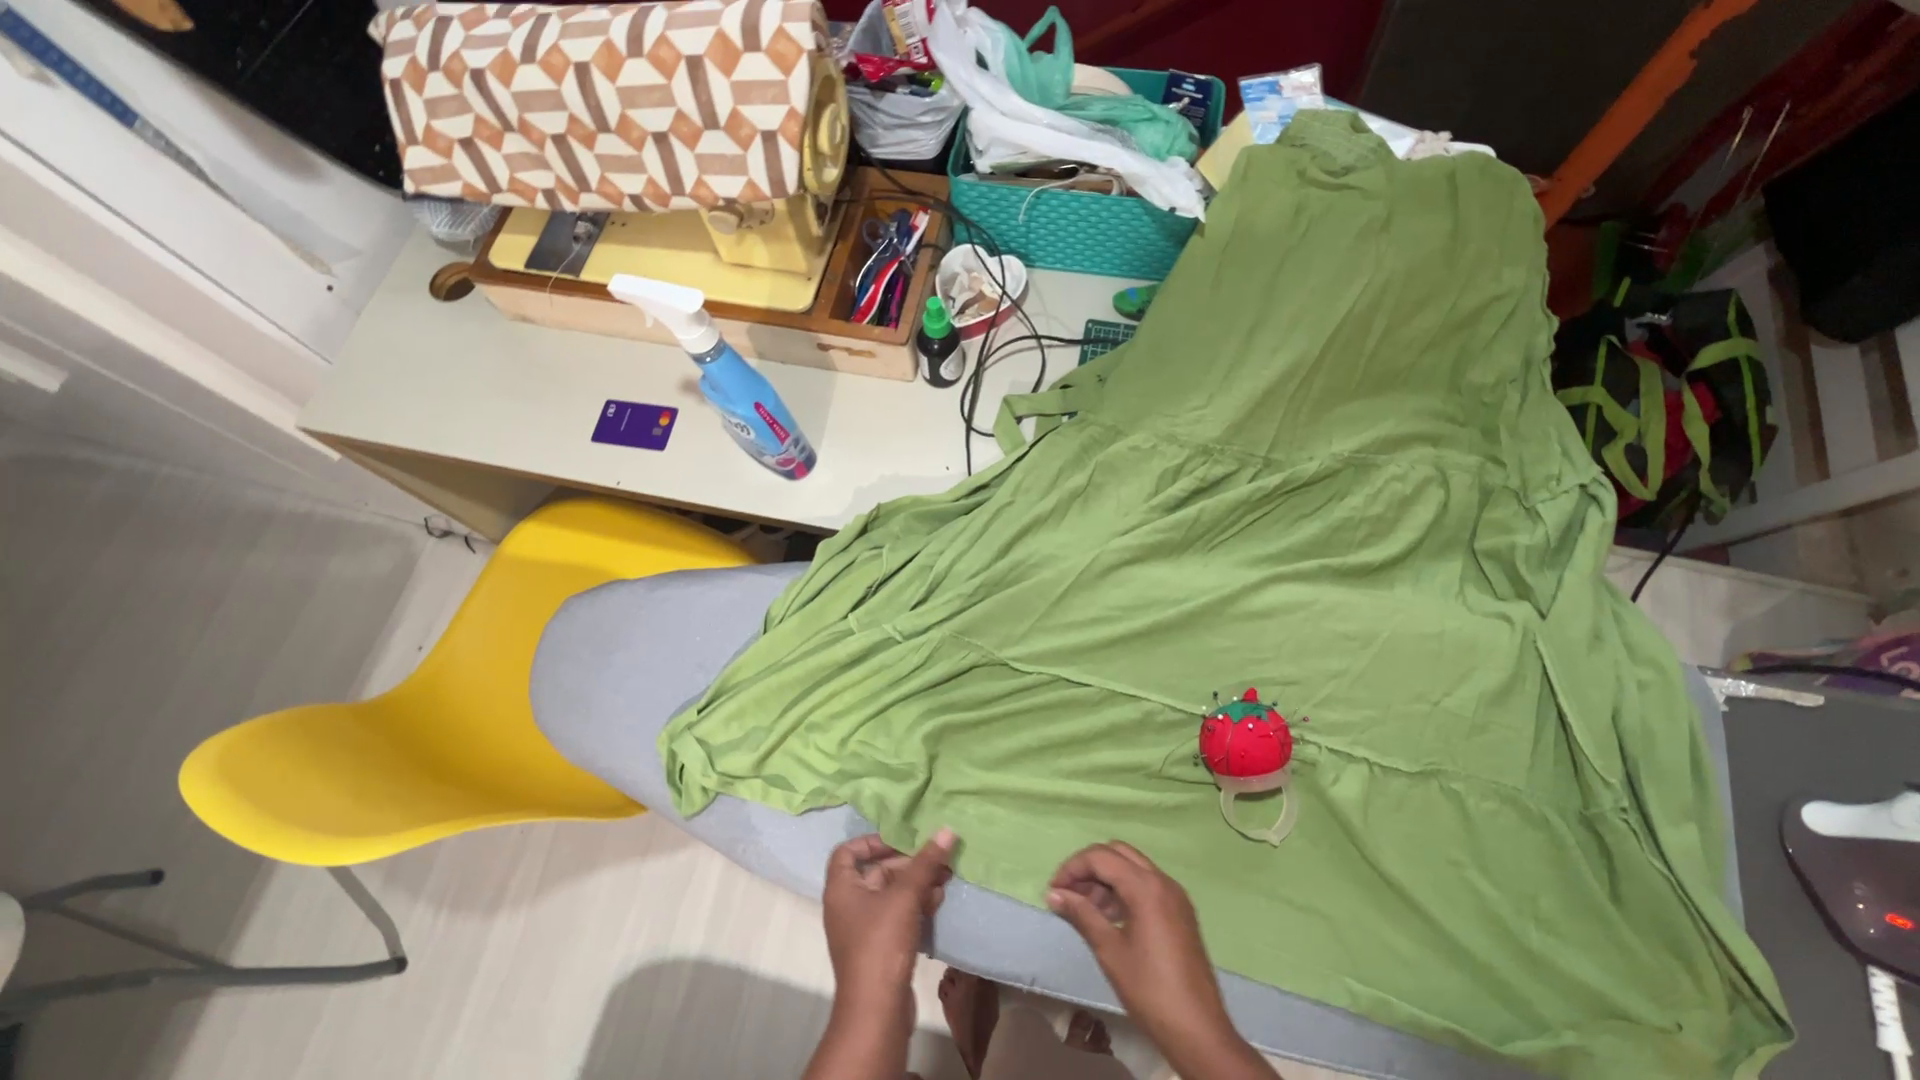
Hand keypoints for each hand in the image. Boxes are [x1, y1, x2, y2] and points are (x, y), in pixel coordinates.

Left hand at [823, 829, 955, 1007]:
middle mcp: (847, 906)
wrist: (876, 1008)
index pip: (848, 852)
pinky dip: (915, 907)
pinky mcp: (879, 948)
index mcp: (841, 889)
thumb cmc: (881, 943)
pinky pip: (897, 916)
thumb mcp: (905, 897)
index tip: (902, 841)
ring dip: (917, 885)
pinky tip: (938, 904)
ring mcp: (863, 929)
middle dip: (909, 865)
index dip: (873, 842)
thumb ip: (925, 863)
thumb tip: (947, 830)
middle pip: (876, 872)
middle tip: (939, 860)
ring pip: (891, 895)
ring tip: (945, 881)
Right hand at [1048, 842, 1279, 1079]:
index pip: (1100, 857)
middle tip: (1069, 895)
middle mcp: (1164, 881)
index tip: (1054, 891)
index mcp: (1146, 887)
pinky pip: (1147, 885)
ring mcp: (1175, 896)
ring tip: (1086, 910)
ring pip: (1133, 868)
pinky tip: (1110, 918)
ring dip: (1106, 879)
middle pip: (1118, 854)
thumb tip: (1053, 893)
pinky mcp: (1180, 911)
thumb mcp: (1109, 950)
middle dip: (1089, 868)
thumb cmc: (1148, 989)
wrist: (1196, 1028)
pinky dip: (1124, 890)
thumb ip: (1081, 914)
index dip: (1072, 868)